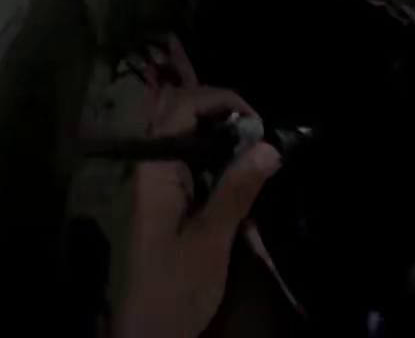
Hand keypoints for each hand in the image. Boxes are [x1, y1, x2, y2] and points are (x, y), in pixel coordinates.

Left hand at [115, 86, 282, 337]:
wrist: (145, 331)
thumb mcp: (211, 240)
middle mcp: (150, 162)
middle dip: (222, 115)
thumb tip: (268, 146)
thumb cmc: (175, 285)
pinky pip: (188, 161)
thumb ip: (237, 190)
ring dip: (221, 138)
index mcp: (154, 164)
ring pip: (187, 136)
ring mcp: (154, 178)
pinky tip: (239, 180)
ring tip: (255, 153)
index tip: (257, 119)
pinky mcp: (163, 196)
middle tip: (259, 135)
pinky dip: (215, 161)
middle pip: (182, 115)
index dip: (219, 99)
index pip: (181, 106)